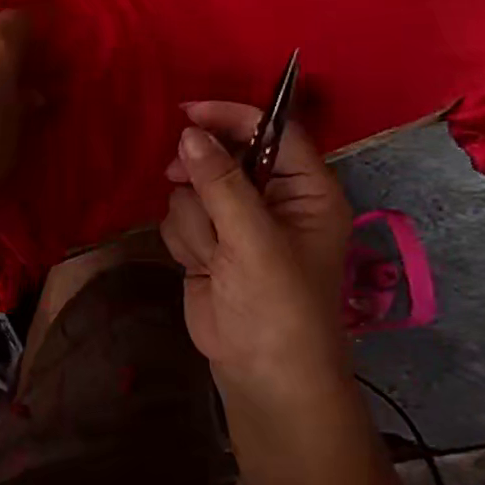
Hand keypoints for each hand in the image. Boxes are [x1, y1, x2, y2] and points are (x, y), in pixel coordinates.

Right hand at [160, 102, 353, 388]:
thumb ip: (222, 184)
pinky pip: (179, 216)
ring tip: (213, 255)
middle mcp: (271, 199)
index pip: (272, 132)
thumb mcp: (255, 241)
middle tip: (181, 181)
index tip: (188, 113)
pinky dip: (184, 238)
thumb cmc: (279, 306)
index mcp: (306, 191)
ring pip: (192, 189)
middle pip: (222, 156)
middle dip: (201, 177)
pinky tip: (200, 265)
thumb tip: (189, 134)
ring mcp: (236, 222)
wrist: (259, 371)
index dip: (232, 117)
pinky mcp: (208, 242)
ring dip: (194, 220)